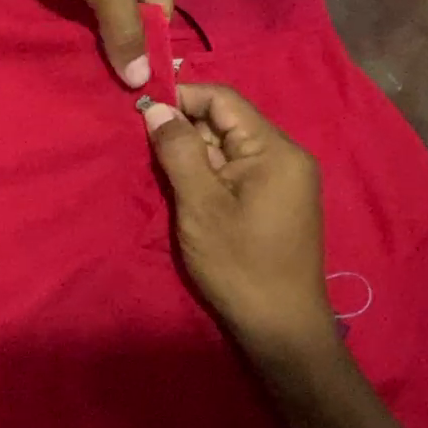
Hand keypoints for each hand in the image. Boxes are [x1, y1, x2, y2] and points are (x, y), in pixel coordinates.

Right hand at [144, 84, 334, 355]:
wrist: (281, 330)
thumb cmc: (239, 265)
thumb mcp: (200, 204)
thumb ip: (178, 150)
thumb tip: (156, 108)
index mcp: (274, 150)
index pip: (223, 99)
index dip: (181, 97)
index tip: (141, 110)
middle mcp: (286, 155)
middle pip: (226, 121)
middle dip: (184, 128)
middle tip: (146, 148)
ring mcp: (284, 178)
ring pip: (227, 145)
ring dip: (193, 153)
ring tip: (162, 171)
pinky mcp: (276, 199)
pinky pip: (236, 168)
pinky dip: (208, 172)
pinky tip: (186, 190)